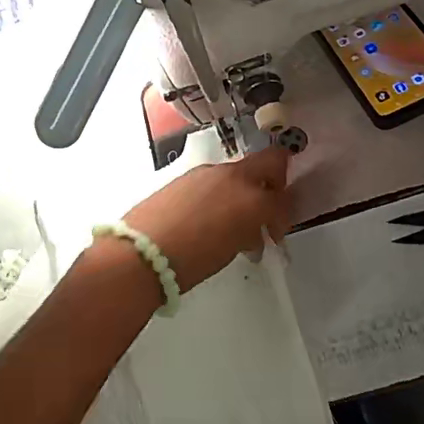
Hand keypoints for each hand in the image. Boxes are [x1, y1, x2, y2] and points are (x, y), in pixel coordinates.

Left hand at [121, 146, 293, 291]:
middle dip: (276, 180)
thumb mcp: (232, 250)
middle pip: (270, 161)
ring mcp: (207, 172)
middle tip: (269, 206)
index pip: (282, 200)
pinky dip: (221, 192)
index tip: (276, 233)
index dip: (284, 217)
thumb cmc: (191, 261)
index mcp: (252, 199)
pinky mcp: (185, 176)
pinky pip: (214, 178)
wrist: (140, 254)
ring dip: (245, 189)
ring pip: (239, 172)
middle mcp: (234, 177)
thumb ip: (250, 232)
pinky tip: (208, 218)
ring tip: (233, 222)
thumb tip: (253, 231)